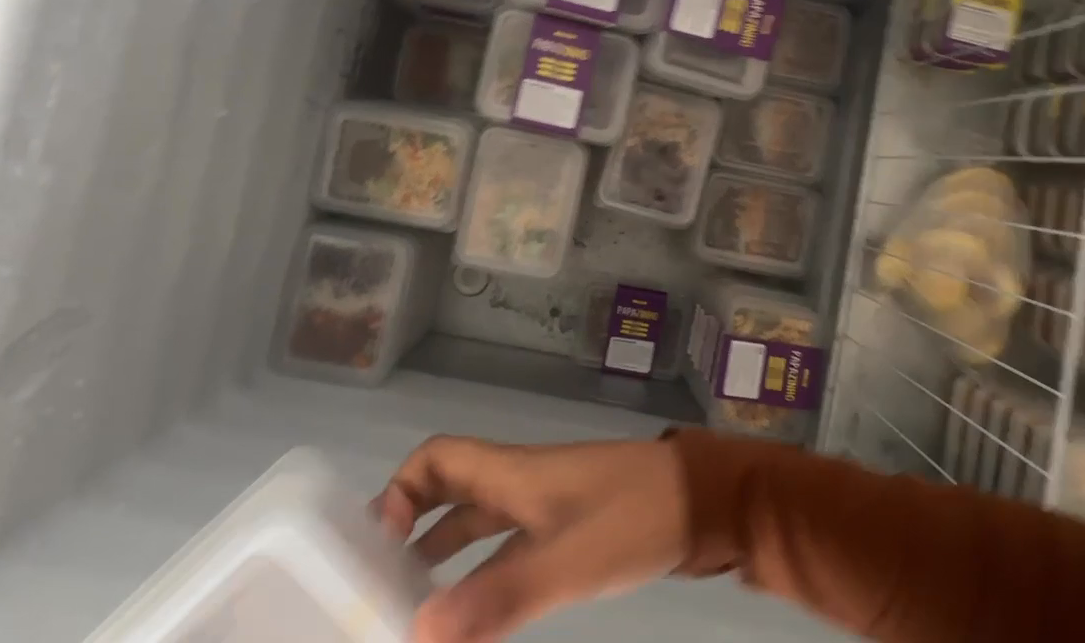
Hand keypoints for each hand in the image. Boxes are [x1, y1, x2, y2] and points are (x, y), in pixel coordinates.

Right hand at [374, 435, 687, 642]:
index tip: (381, 544)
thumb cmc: (634, 517)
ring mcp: (546, 502)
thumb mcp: (569, 560)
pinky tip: (478, 610)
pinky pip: (509, 543)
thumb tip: (418, 631)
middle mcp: (520, 482)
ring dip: (444, 553)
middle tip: (384, 582)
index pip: (436, 459)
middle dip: (412, 528)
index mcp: (511, 474)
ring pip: (479, 520)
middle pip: (450, 489)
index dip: (400, 491)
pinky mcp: (569, 525)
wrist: (703, 501)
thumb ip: (499, 596)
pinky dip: (483, 571)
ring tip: (416, 603)